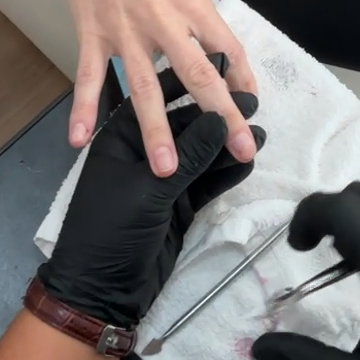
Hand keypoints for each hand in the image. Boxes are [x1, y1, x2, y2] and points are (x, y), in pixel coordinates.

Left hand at [39, 70, 266, 327]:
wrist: (99, 293)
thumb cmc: (109, 230)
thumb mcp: (149, 189)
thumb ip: (188, 155)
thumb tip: (222, 118)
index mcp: (123, 135)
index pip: (161, 98)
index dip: (191, 81)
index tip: (224, 65)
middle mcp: (145, 150)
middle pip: (186, 126)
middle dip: (218, 114)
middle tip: (254, 102)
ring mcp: (162, 178)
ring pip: (200, 154)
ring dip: (227, 145)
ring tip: (260, 133)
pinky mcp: (176, 204)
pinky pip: (205, 182)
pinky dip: (225, 173)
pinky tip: (247, 162)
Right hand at [40, 0, 276, 174]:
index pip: (226, 46)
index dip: (243, 77)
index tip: (254, 105)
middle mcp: (162, 21)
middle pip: (196, 76)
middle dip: (220, 117)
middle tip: (238, 153)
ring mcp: (125, 32)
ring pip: (144, 87)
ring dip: (155, 128)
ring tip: (165, 168)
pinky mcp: (93, 34)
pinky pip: (90, 76)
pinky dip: (84, 108)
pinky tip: (80, 140)